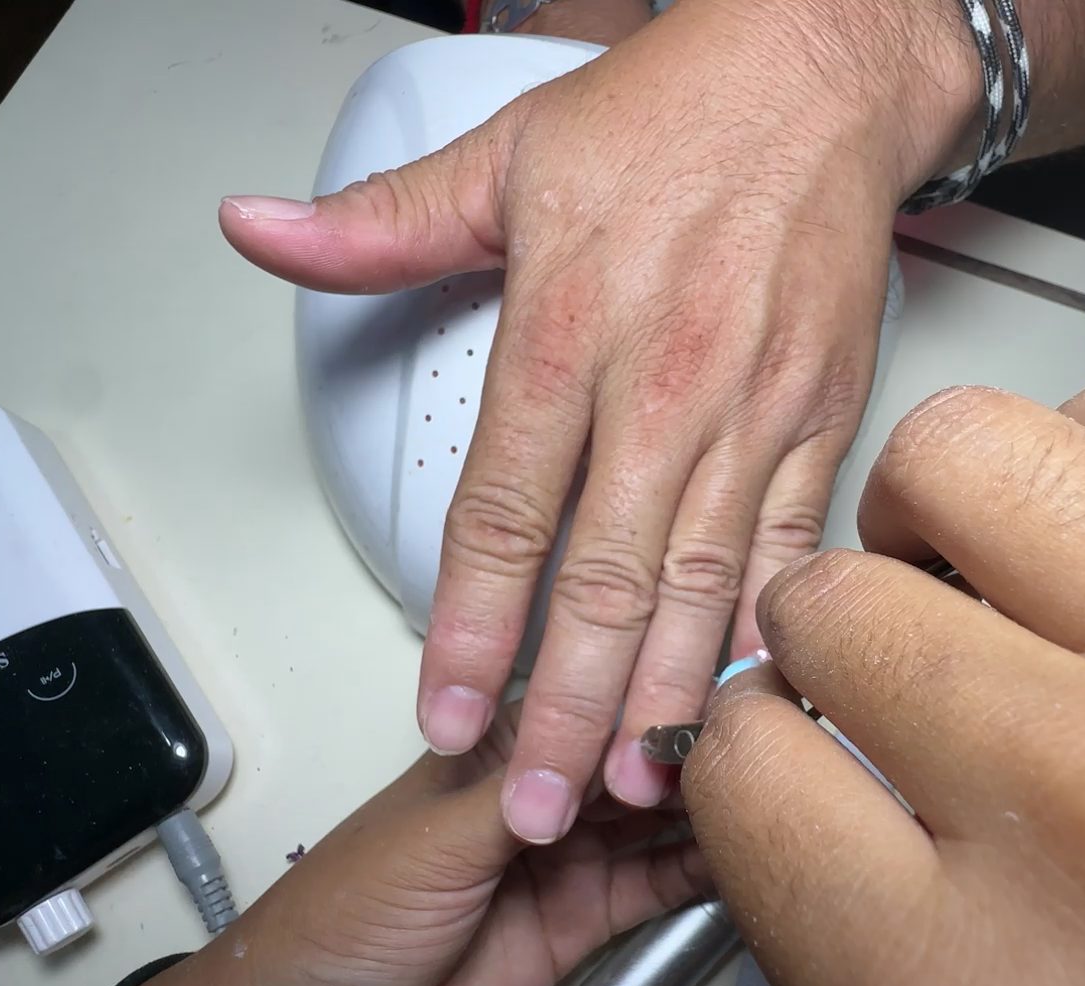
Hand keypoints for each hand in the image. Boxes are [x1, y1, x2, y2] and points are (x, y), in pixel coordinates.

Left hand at [0, 700, 707, 985]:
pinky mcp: (586, 916)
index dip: (658, 696)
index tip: (725, 691)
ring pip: (659, 816)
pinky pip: (660, 885)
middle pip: (639, 755)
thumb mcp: (436, 839)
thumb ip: (526, 790)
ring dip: (710, 804)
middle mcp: (548, 787)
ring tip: (771, 787)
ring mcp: (571, 852)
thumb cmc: (336, 920)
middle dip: (698, 746)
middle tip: (769, 740)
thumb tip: (609, 741)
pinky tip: (746, 852)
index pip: (599, 702)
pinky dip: (704, 870)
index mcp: (507, 743)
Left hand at [219, 0, 981, 840]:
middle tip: (540, 803)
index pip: (502, 514)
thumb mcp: (512, 155)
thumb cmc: (675, 121)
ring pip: (699, 581)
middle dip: (568, 707)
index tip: (447, 714)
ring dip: (665, 693)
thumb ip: (385, 222)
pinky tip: (740, 692)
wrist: (816, 83)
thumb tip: (264, 234)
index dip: (468, 627)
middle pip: (602, 579)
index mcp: (567, 327)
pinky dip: (762, 624)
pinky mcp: (820, 419)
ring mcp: (752, 411)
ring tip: (639, 782)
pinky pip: (787, 543)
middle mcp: (662, 386)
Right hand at [684, 333, 1084, 985]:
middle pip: (836, 604)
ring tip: (979, 573)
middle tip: (874, 667)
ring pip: (971, 454)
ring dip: (929, 517)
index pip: (744, 765)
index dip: (747, 754)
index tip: (784, 760)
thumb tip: (767, 746)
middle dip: (821, 636)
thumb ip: (816, 899)